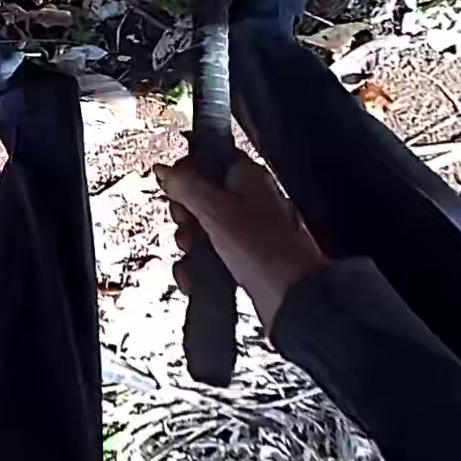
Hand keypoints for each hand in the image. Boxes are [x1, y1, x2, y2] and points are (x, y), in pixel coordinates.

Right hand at [155, 153, 329, 328]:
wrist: (296, 301)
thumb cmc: (265, 250)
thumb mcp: (213, 209)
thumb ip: (184, 185)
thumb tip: (164, 169)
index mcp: (248, 178)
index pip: (209, 159)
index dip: (186, 172)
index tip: (174, 186)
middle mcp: (251, 202)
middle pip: (201, 196)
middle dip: (184, 213)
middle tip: (185, 223)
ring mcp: (249, 233)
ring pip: (204, 228)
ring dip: (189, 242)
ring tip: (192, 253)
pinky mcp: (246, 261)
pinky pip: (212, 256)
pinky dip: (199, 266)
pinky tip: (195, 275)